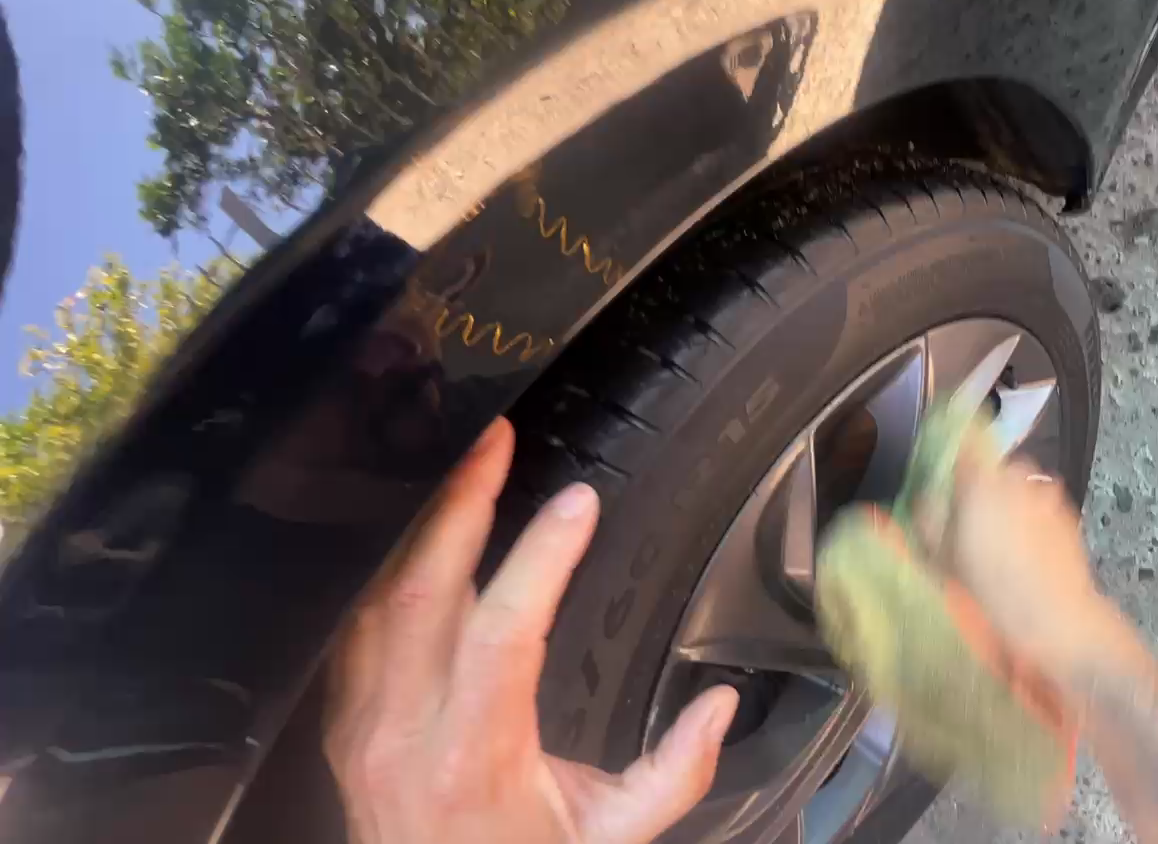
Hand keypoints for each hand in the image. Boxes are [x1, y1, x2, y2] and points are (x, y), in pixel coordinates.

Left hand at [326, 419, 738, 843]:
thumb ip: (675, 774)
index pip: (505, 636)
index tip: (581, 501)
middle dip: (462, 503)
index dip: (541, 559)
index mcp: (475, 756)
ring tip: (469, 463)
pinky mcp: (348, 720)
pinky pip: (361, 622)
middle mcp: (405, 733)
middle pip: (421, 594)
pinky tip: (428, 527)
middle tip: (495, 441)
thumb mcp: (614, 838)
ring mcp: (363, 725)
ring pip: (381, 597)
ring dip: (426, 521)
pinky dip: (394, 560)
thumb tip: (721, 701)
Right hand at [941, 447, 1126, 682]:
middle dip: (983, 485)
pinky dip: (1033, 516)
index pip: (965, 439)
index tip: (947, 464)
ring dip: (1010, 500)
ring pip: (1020, 485)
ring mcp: (1046, 492)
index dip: (955, 447)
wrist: (1056, 618)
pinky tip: (1029, 550)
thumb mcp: (940, 559)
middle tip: (973, 521)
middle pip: (993, 466)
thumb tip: (924, 495)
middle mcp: (1016, 474)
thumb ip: (927, 517)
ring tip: (1004, 540)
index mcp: (979, 479)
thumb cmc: (989, 590)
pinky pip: (1041, 503)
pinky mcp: (1068, 511)